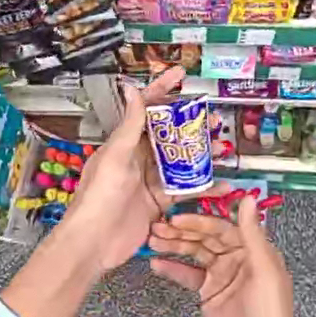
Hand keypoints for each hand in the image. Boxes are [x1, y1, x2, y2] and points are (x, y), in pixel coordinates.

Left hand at [59, 66, 218, 275]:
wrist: (94, 242)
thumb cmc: (99, 197)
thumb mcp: (115, 156)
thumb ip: (129, 125)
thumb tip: (131, 89)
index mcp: (124, 143)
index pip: (146, 109)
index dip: (163, 90)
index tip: (180, 74)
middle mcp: (138, 159)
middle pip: (169, 135)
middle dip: (191, 124)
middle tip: (213, 117)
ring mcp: (149, 181)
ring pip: (180, 161)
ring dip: (201, 154)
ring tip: (222, 147)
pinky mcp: (159, 203)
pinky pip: (184, 190)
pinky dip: (202, 186)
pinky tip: (220, 183)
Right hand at [146, 195, 308, 316]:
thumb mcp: (264, 273)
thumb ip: (253, 235)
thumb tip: (247, 198)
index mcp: (253, 249)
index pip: (223, 226)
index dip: (199, 221)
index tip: (176, 218)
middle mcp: (237, 257)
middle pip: (205, 237)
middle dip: (181, 231)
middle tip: (156, 228)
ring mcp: (221, 275)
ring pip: (194, 252)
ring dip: (173, 245)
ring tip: (151, 241)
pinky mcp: (209, 293)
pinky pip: (188, 275)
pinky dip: (172, 268)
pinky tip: (155, 263)